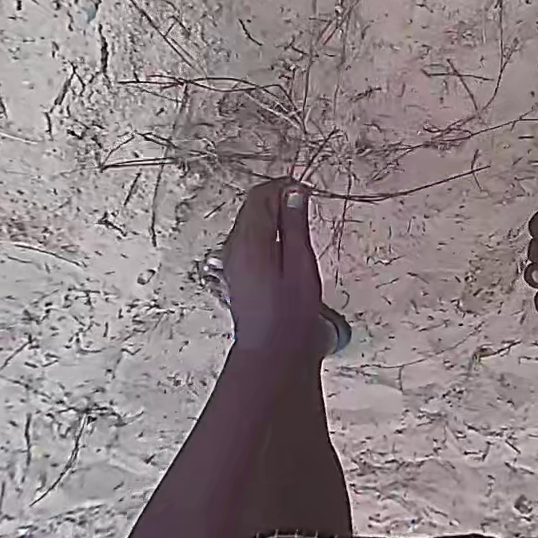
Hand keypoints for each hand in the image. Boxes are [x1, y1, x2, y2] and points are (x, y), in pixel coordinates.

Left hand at [221, 179, 324, 360]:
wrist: (273, 349)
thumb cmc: (291, 311)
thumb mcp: (300, 262)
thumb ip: (294, 225)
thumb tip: (293, 194)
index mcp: (250, 241)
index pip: (260, 197)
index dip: (283, 187)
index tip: (304, 190)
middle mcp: (235, 246)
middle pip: (251, 205)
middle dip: (277, 197)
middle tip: (304, 202)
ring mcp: (233, 258)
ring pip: (249, 220)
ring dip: (272, 212)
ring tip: (299, 220)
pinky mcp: (238, 269)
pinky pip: (249, 236)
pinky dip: (267, 228)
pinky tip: (286, 240)